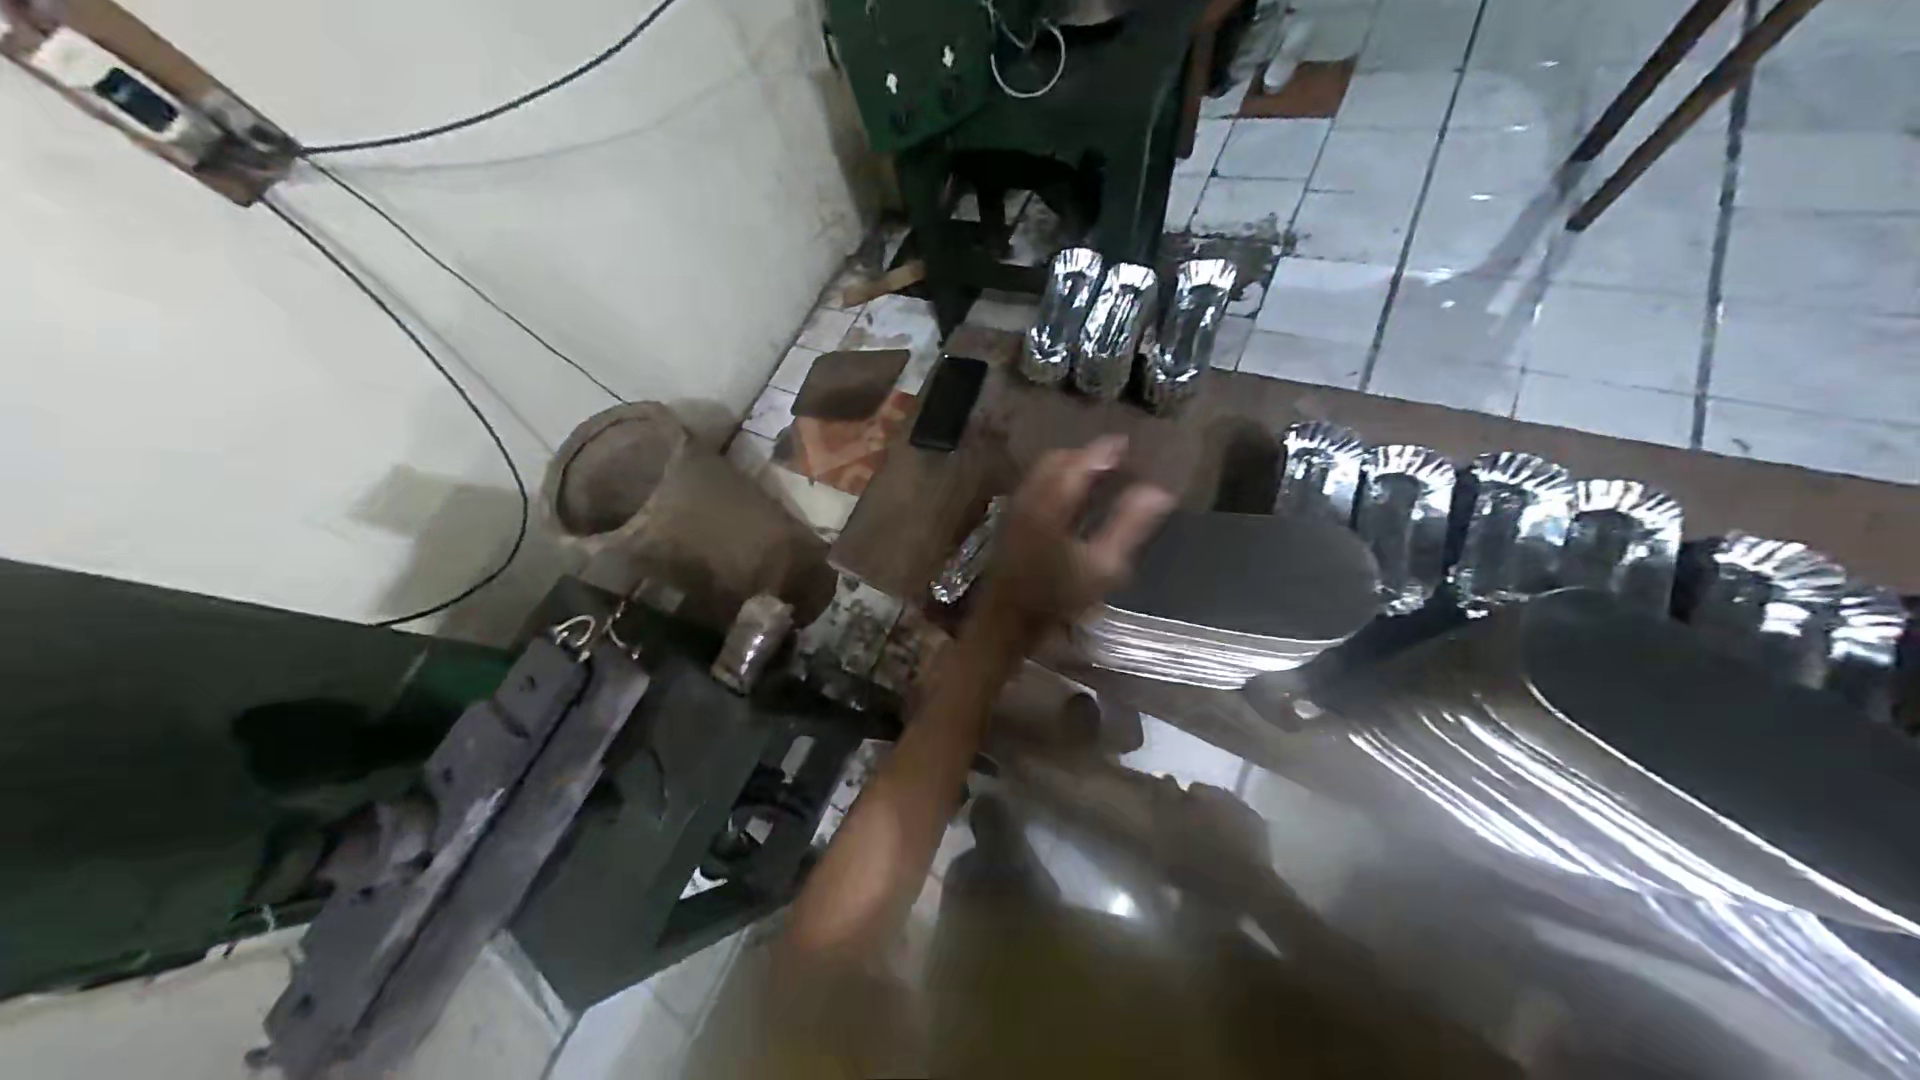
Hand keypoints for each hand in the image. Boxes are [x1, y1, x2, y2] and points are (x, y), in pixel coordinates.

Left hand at [974, 436, 1174, 647]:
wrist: (1007, 621)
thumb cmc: (1058, 598)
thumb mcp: (1103, 566)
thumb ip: (1129, 525)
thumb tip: (1159, 492)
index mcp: (1052, 504)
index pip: (1080, 463)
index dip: (1104, 451)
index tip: (1126, 444)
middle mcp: (1029, 498)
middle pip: (1057, 461)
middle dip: (1086, 456)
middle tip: (1113, 462)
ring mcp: (1015, 509)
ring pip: (1042, 473)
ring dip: (1069, 467)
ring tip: (1097, 476)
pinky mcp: (1010, 522)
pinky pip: (1035, 486)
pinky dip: (1055, 481)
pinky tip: (1072, 500)